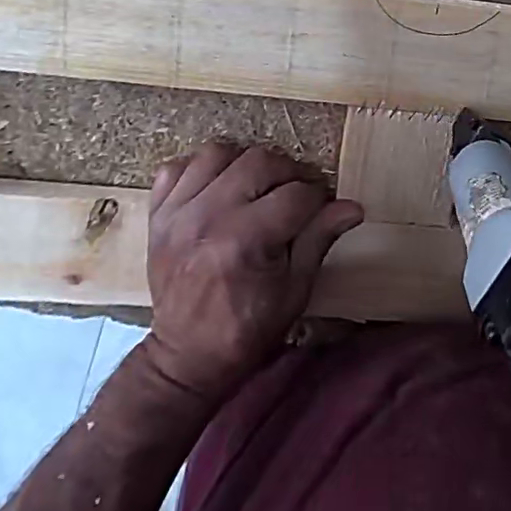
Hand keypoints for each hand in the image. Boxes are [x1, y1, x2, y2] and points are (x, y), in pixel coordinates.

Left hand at [142, 143, 363, 404]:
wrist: (187, 357)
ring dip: (246, 163)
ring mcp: (177, 213)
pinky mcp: (158, 215)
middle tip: (298, 192)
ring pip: (219, 153)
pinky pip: (177, 167)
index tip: (324, 208)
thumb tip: (352, 206)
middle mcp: (208, 217)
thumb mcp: (295, 290)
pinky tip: (219, 188)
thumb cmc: (248, 328)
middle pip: (260, 161)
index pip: (296, 194)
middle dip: (289, 172)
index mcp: (244, 241)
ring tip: (259, 185)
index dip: (319, 198)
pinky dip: (202, 170)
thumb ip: (319, 239)